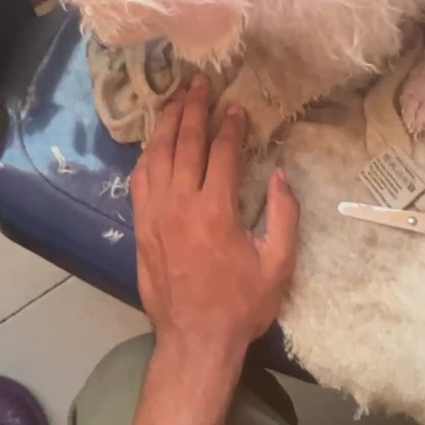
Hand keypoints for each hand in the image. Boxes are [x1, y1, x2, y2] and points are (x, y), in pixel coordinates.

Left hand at [132, 76, 299, 364]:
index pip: (222, 152)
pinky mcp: (140, 224)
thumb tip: (279, 173)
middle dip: (195, 107)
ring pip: (158, 153)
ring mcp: (155, 212)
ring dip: (168, 121)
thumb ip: (284, 215)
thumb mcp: (278, 265)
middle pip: (186, 142)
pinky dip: (148, 152)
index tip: (237, 106)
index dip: (231, 125)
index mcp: (216, 210)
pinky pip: (140, 177)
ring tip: (177, 97)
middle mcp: (181, 202)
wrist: (194, 341)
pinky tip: (156, 139)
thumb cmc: (240, 304)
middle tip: (201, 82)